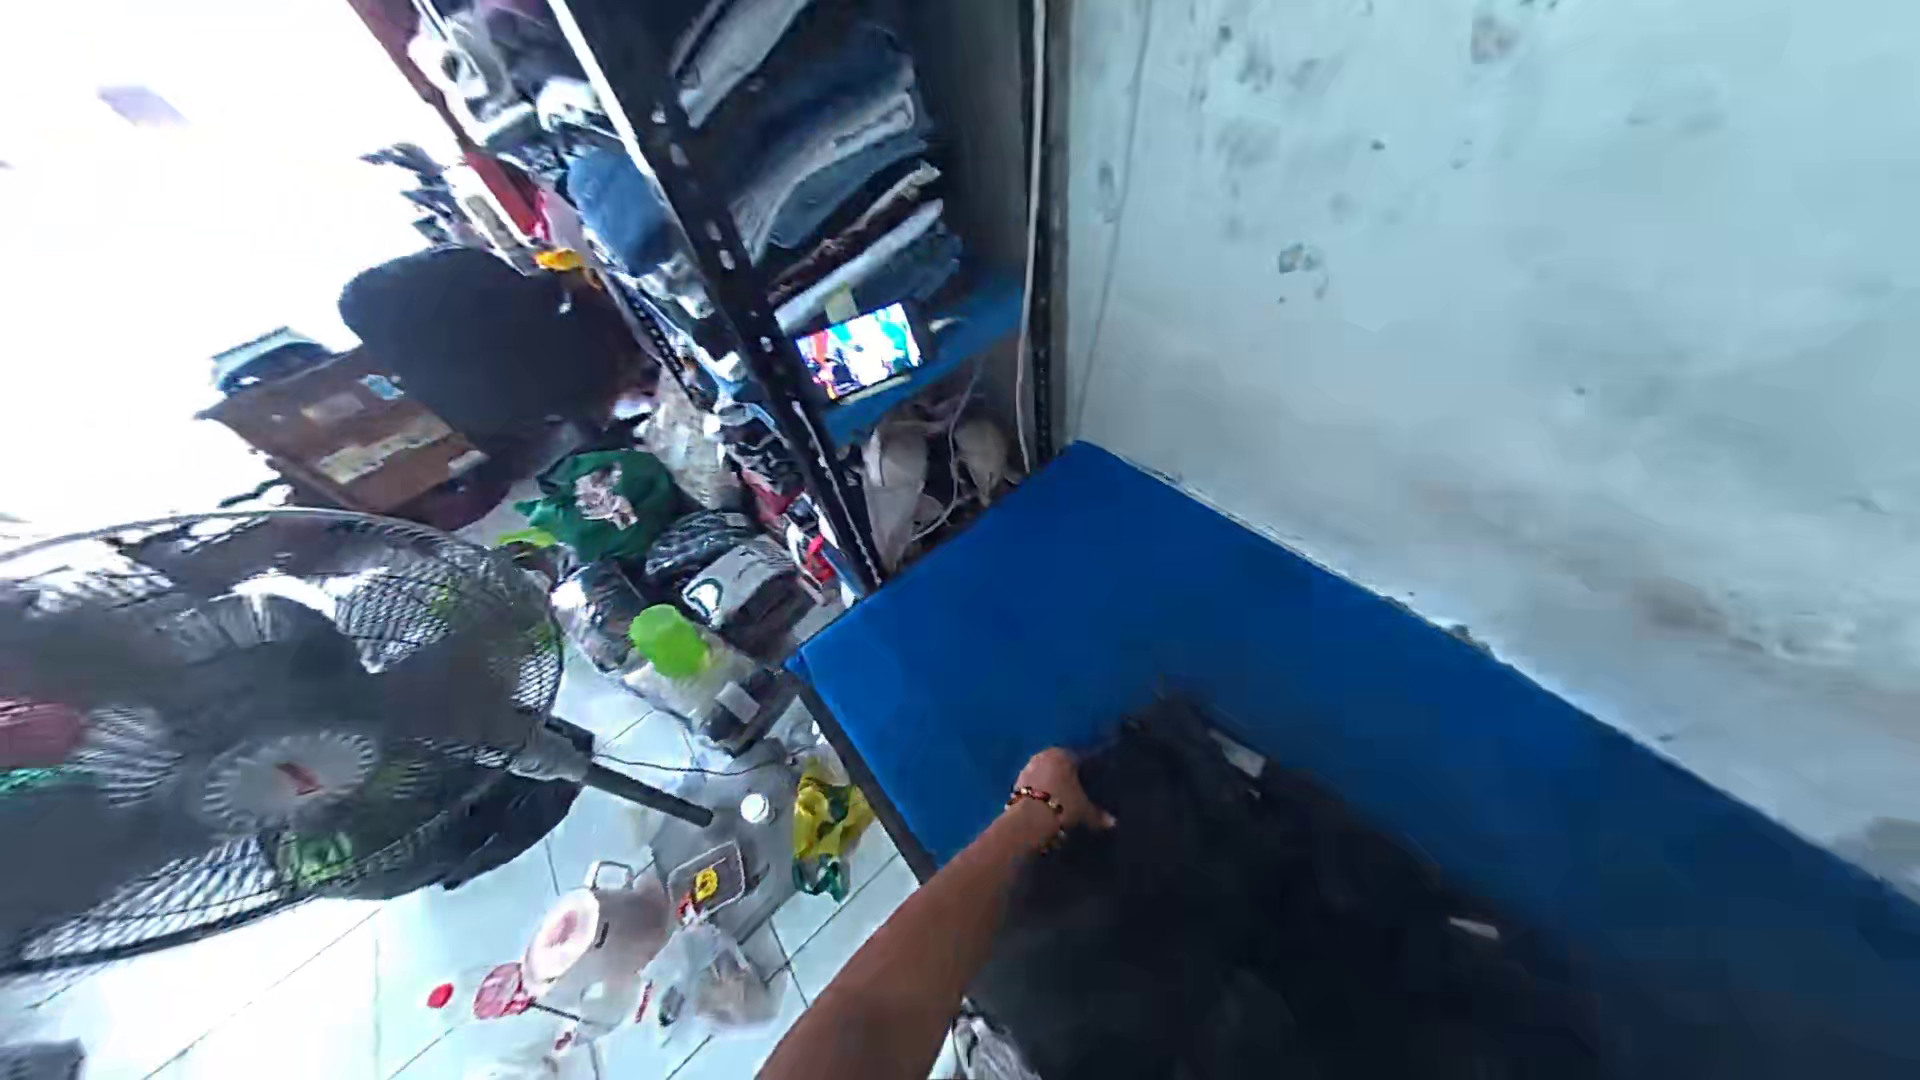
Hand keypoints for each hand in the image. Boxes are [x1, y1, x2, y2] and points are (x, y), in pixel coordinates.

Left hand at [1015, 747, 1116, 831]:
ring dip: (1050, 781)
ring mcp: (1028, 766)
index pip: (1077, 758)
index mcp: (1063, 755)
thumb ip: (1098, 814)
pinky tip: (1044, 802)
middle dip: (1065, 774)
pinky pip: (1033, 783)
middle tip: (1075, 790)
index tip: (1089, 779)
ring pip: (1044, 771)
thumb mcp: (1084, 810)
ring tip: (1059, 797)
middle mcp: (1044, 755)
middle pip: (1058, 763)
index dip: (1084, 769)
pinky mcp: (1017, 780)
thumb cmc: (1063, 805)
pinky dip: (1038, 790)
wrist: (1030, 817)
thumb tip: (1113, 822)